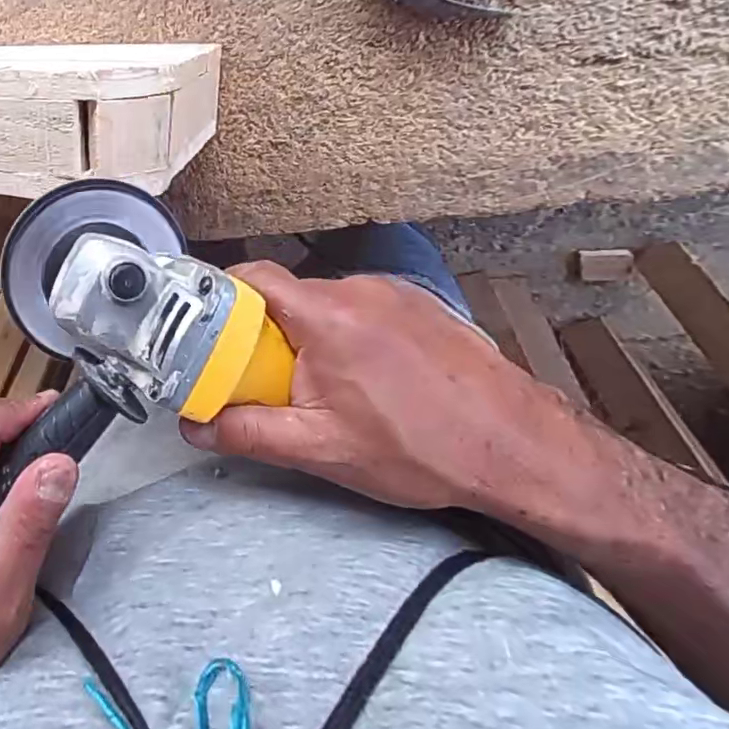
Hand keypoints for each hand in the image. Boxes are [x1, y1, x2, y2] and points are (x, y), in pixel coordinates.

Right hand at [180, 261, 605, 517]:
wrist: (527, 452)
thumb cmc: (434, 449)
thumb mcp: (323, 449)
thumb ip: (248, 433)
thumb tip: (201, 427)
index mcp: (330, 318)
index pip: (252, 276)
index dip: (220, 295)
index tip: (209, 326)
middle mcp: (362, 292)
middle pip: (283, 293)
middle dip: (263, 331)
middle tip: (266, 374)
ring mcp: (395, 294)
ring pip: (321, 301)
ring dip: (305, 334)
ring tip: (318, 383)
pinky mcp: (418, 306)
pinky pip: (358, 307)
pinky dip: (343, 334)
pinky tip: (361, 377)